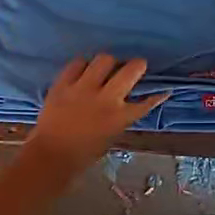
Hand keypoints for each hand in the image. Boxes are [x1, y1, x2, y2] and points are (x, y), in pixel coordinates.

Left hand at [26, 55, 168, 172]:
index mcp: (120, 117)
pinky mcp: (63, 84)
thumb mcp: (111, 137)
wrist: (51, 155)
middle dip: (137, 65)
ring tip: (106, 69)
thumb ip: (122, 118)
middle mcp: (105, 98)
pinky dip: (84, 65)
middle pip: (130, 70)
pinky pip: (77, 63)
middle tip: (134, 67)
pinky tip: (84, 72)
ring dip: (109, 63)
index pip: (146, 101)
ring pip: (104, 59)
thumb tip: (129, 102)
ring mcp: (83, 88)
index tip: (163, 90)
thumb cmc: (84, 153)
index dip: (157, 95)